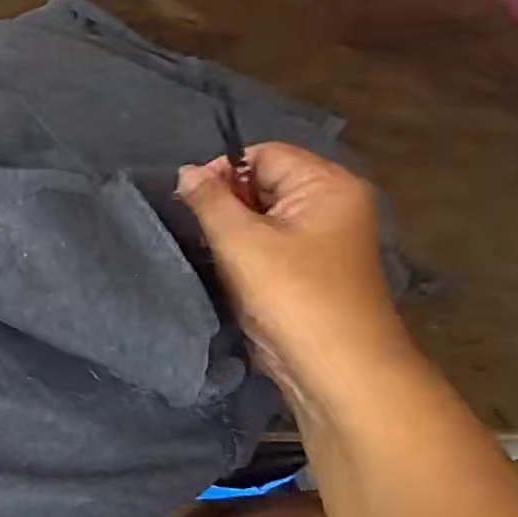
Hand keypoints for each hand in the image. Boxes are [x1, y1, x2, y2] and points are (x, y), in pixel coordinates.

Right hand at [177, 143, 409, 394]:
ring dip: (231, 230)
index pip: (264, 154)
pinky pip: (267, 242)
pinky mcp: (307, 266)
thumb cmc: (289, 293)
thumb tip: (185, 171)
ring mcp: (321, 237)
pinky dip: (242, 251)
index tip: (192, 202)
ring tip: (213, 252)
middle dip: (226, 203)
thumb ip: (209, 200)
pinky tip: (226, 269)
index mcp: (327, 184)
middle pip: (264, 182)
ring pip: (261, 215)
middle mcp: (331, 203)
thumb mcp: (240, 240)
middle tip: (199, 230)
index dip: (224, 171)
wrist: (331, 362)